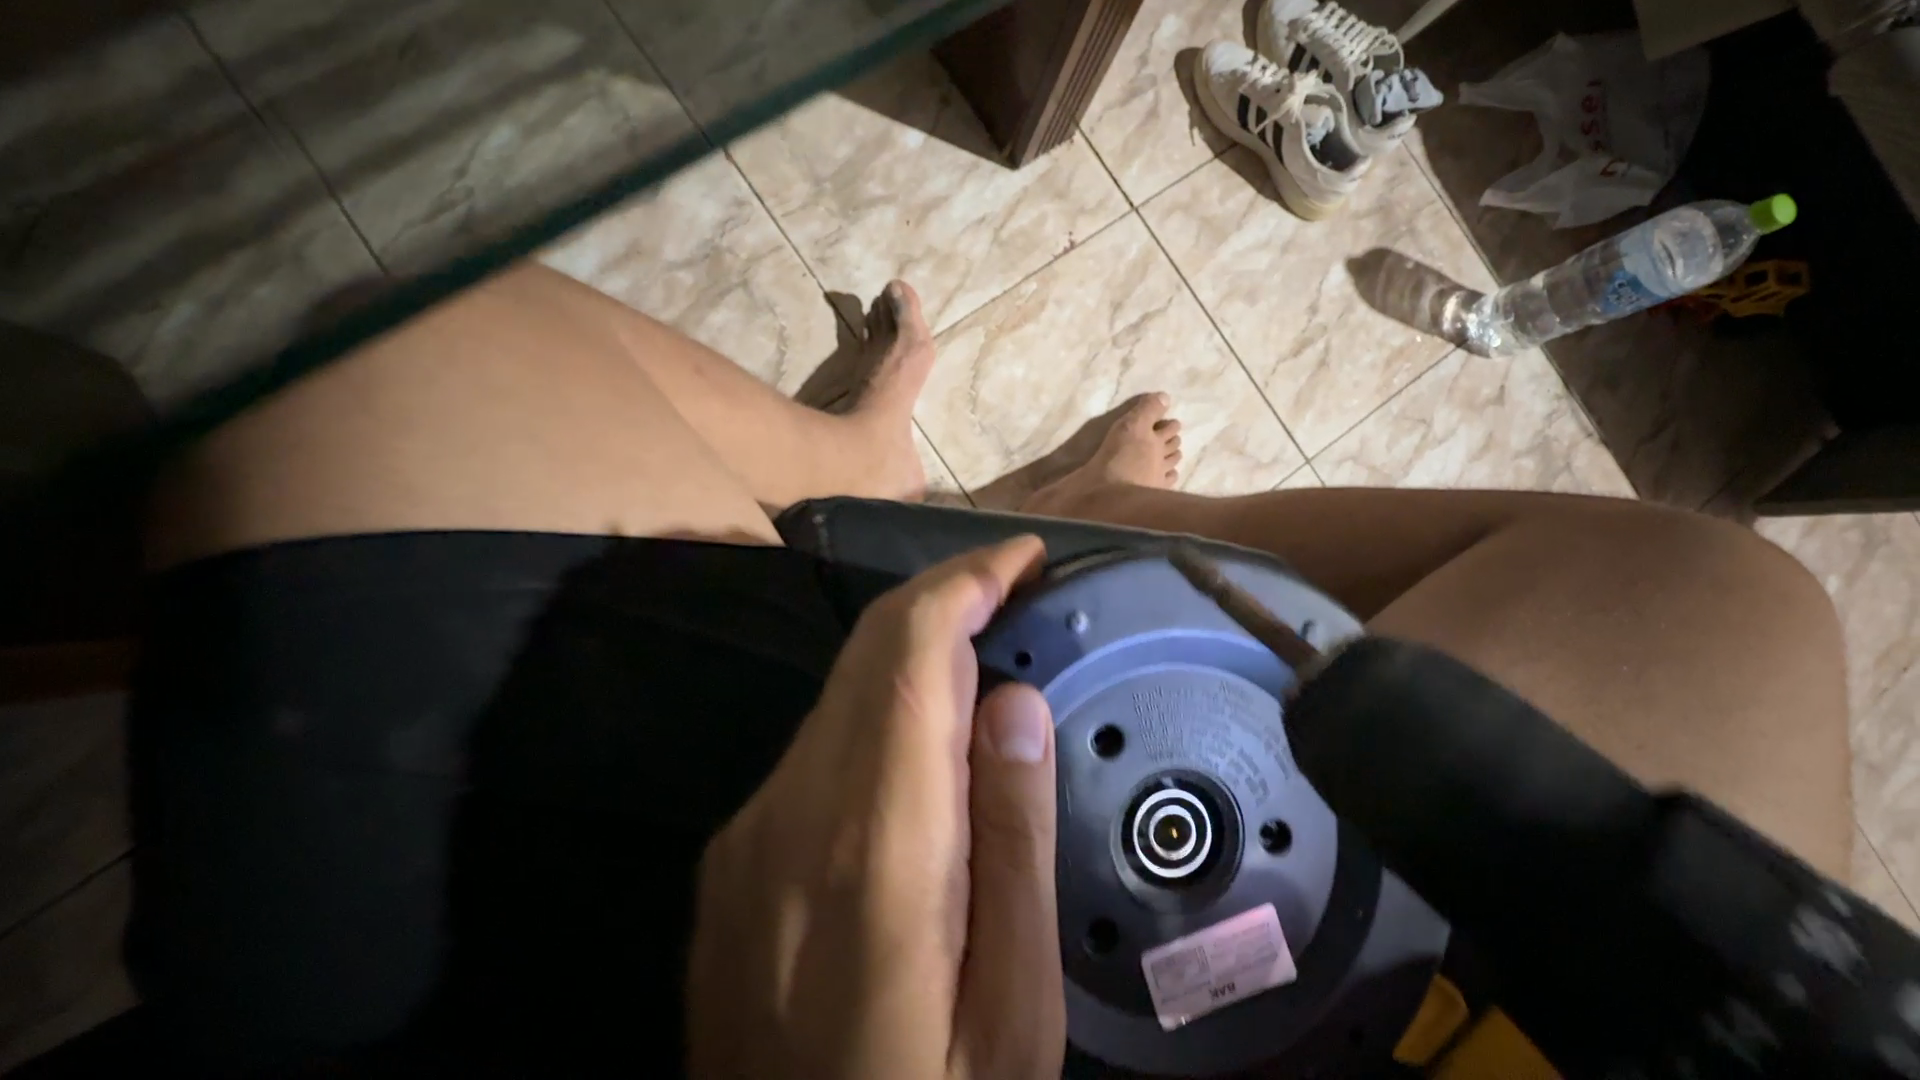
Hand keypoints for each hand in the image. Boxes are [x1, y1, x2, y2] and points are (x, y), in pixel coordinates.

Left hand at [686, 537, 1064, 1079]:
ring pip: (839, 697)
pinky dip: (876, 716)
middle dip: (944, 600)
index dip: (965, 583)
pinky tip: (924, 750)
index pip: (910, 656)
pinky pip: (815, 750)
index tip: (1024, 559)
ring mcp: (746, 835)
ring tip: (990, 662)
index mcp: (873, 846)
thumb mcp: (1012, 1008)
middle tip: (1019, 595)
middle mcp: (788, 815)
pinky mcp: (731, 859)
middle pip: (867, 657)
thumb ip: (1012, 841)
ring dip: (913, 658)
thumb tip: (1012, 700)